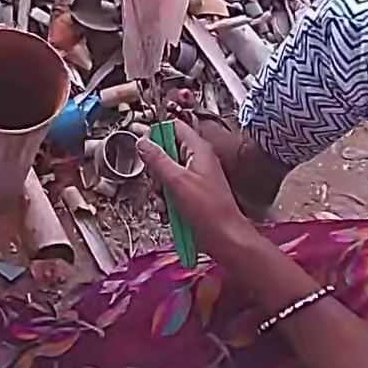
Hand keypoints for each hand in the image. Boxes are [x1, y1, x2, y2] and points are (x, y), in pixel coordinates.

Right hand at [136, 120, 258, 253]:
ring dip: (160, 190)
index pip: (173, 127)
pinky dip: (166, 201)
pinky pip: (171, 190)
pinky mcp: (191, 194)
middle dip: (156, 171)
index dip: (157, 135)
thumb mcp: (177, 181)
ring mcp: (194, 177)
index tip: (146, 150)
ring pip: (165, 174)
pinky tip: (168, 213)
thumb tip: (142, 141)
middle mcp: (197, 160)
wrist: (225, 239)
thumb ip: (158, 159)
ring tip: (165, 203)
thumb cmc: (209, 211)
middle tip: (158, 184)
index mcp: (198, 149)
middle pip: (165, 153)